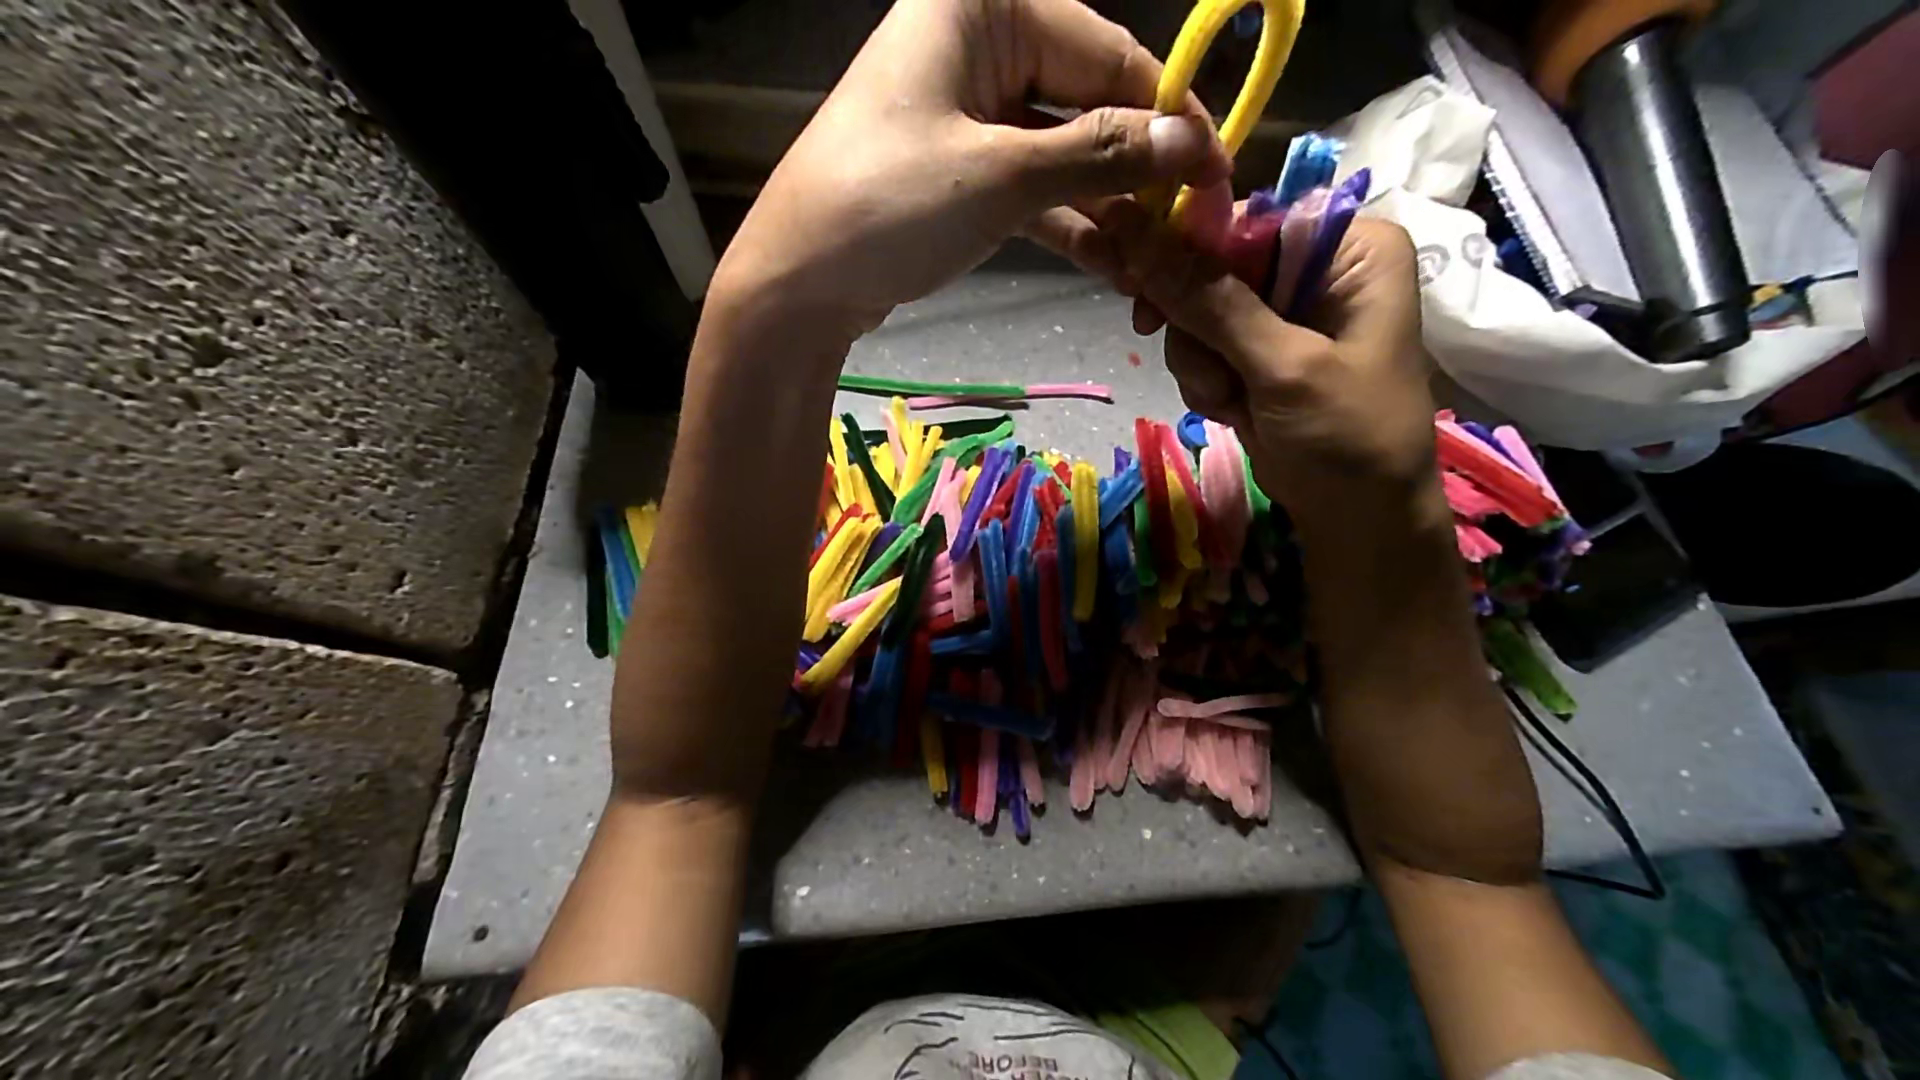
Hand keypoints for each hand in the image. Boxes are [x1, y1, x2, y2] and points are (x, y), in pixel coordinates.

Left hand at [712, 0, 1230, 341]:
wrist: (798, 284)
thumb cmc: (888, 209)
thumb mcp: (1001, 178)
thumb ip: (1101, 156)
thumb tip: (1193, 144)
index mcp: (984, 6)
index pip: (1106, 52)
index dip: (1169, 116)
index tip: (1216, 175)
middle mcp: (978, 47)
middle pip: (1088, 103)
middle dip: (1139, 173)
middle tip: (1189, 230)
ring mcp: (967, 114)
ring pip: (1062, 155)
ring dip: (1109, 210)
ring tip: (1155, 263)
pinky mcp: (960, 173)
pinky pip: (1031, 190)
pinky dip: (1069, 226)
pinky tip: (1113, 264)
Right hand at [1097, 204, 1443, 548]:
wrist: (1354, 513)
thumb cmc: (1346, 433)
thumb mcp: (1282, 364)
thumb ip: (1210, 301)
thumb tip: (1138, 237)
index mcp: (1347, 245)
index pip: (1244, 220)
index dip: (1188, 254)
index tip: (1145, 296)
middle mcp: (1312, 268)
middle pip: (1210, 267)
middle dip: (1197, 329)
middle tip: (1208, 371)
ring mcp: (1277, 314)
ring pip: (1194, 314)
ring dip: (1200, 364)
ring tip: (1233, 401)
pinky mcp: (1252, 352)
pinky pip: (1197, 348)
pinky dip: (1204, 382)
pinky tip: (1232, 409)